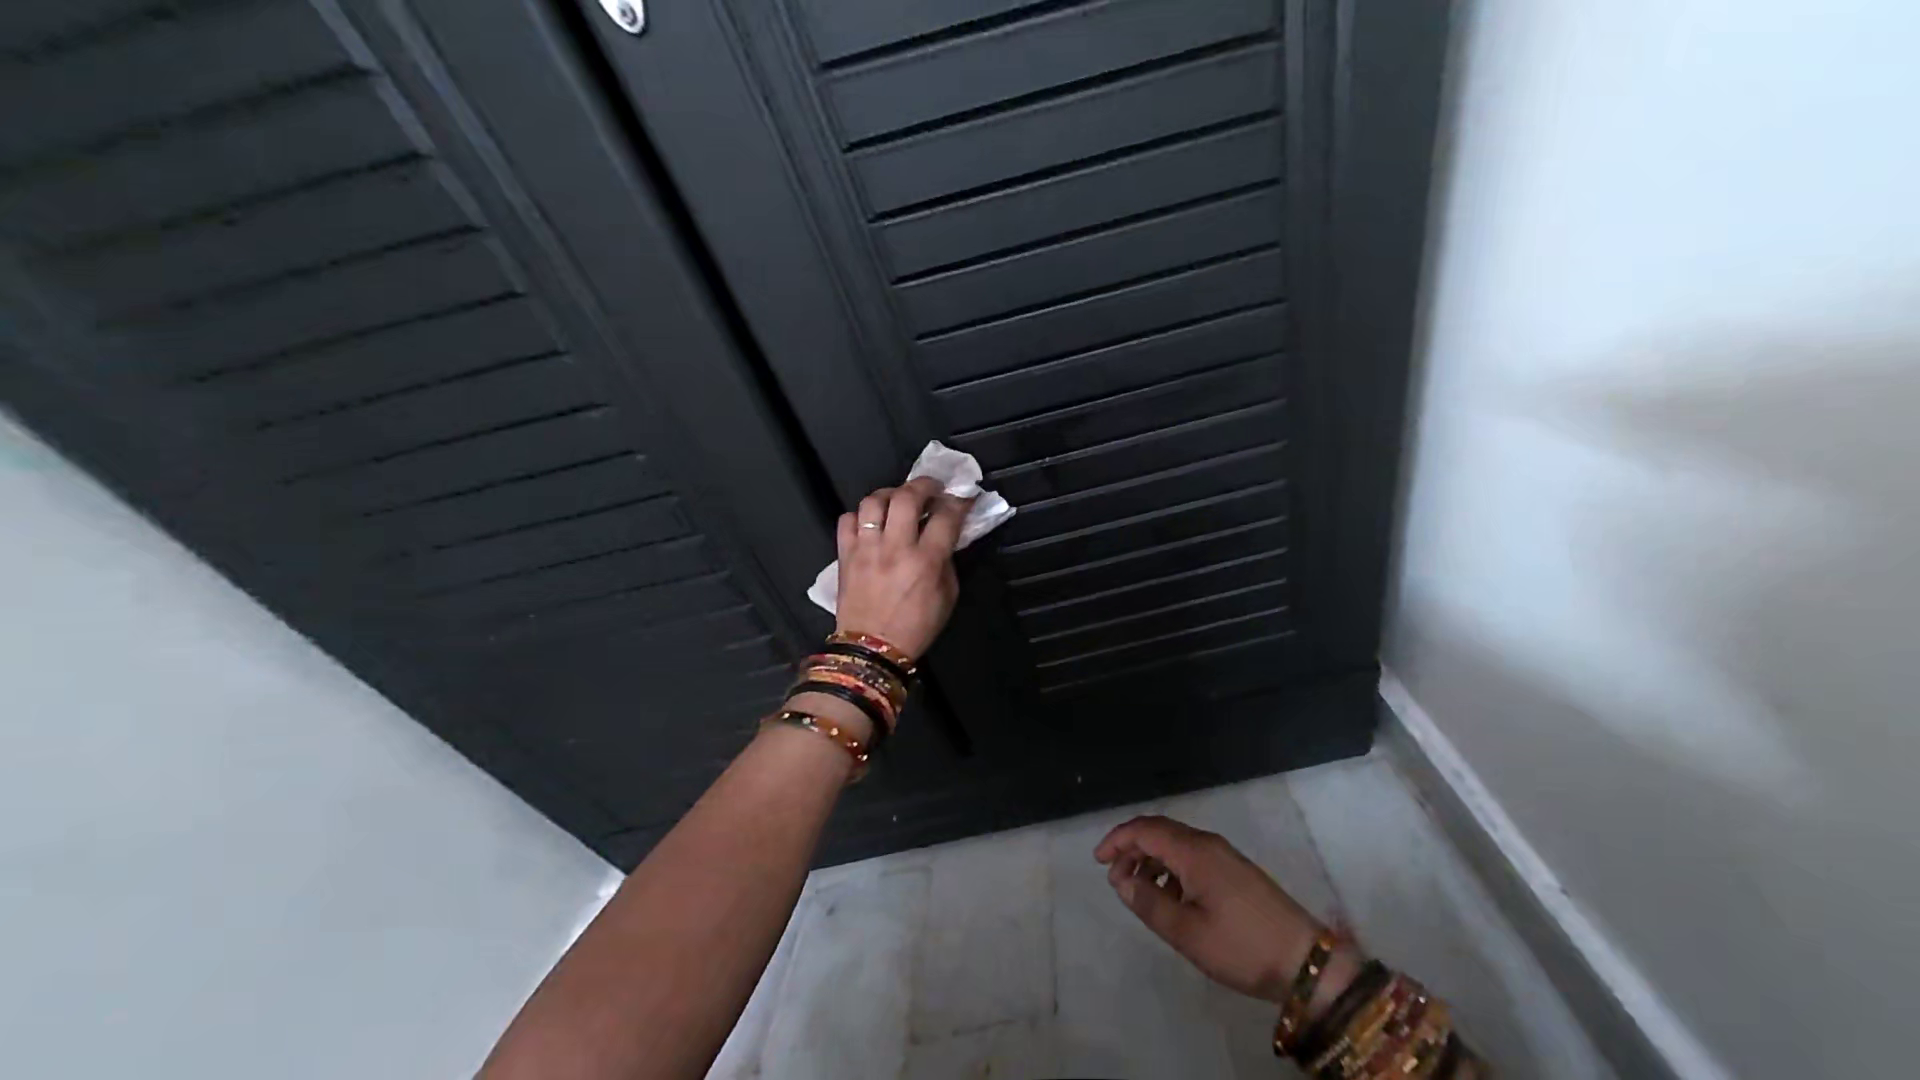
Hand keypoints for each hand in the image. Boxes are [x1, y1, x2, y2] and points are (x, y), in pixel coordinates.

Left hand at [834, 476, 971, 658]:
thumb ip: (947, 562)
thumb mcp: (947, 597)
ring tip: (897, 499)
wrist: (872, 649)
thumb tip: (945, 538)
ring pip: (873, 502)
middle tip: (932, 487)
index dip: (958, 501)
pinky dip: (859, 516)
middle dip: (924, 485)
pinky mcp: (845, 555)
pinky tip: (870, 522)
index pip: (946, 517)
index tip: (962, 497)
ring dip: (889, 494)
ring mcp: (866, 549)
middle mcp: (895, 548)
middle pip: (907, 497)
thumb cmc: (916, 627)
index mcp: (925, 561)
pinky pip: (847, 520)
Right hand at [1095, 816, 1358, 1005]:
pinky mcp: (1236, 872)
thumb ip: (1149, 903)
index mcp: (1193, 851)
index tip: (1098, 860)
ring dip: (1151, 860)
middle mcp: (1208, 844)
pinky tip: (1171, 896)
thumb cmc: (1241, 946)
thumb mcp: (1187, 932)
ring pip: (1176, 844)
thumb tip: (1122, 880)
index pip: (1145, 829)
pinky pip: (1193, 857)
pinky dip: (1171, 868)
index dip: (1117, 839)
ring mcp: (1225, 856)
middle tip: (1115, 877)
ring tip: (1139, 890)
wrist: (1308, 963)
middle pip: (1160, 831)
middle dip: (1132, 848)